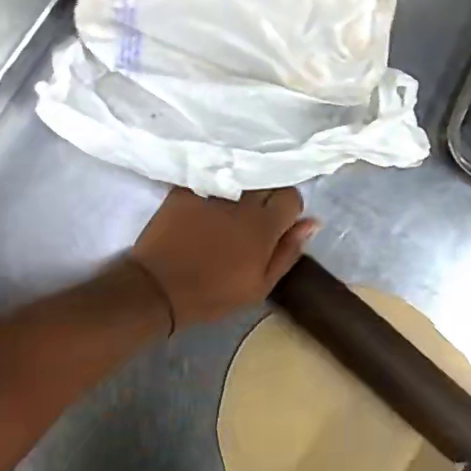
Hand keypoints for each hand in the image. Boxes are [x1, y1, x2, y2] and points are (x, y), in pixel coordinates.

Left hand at [129, 187, 317, 330]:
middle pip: (268, 182)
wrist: (158, 289)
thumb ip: (288, 252)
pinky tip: (208, 202)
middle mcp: (242, 202)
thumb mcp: (259, 286)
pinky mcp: (187, 188)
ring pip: (240, 176)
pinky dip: (215, 186)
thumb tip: (312, 223)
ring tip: (231, 208)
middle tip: (254, 217)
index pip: (292, 197)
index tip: (278, 225)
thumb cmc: (212, 294)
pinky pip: (211, 177)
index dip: (288, 209)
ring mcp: (213, 192)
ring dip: (242, 189)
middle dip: (267, 196)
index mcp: (264, 226)